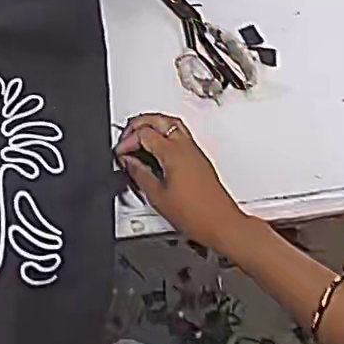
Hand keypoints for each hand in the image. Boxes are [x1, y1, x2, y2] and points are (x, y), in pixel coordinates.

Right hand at [115, 114, 253, 252]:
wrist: (221, 224)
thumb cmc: (196, 215)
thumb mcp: (157, 196)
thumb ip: (140, 174)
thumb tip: (128, 161)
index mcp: (173, 153)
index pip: (144, 133)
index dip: (127, 141)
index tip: (121, 154)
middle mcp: (186, 147)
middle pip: (159, 119)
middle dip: (138, 124)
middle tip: (126, 137)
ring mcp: (194, 151)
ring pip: (171, 123)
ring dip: (153, 124)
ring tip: (139, 136)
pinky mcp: (198, 158)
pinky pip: (180, 134)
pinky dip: (164, 133)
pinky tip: (156, 147)